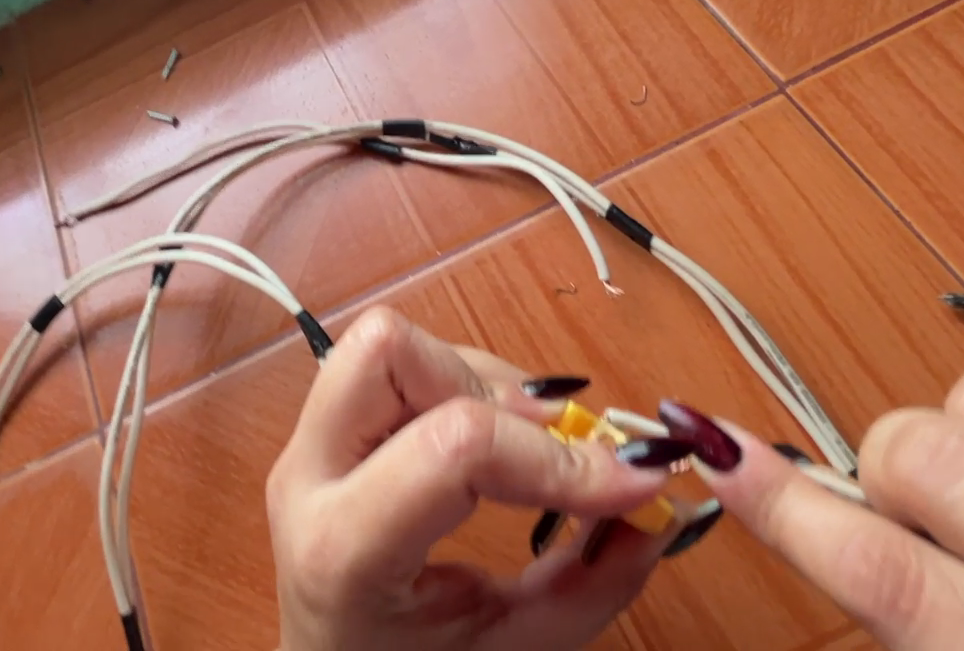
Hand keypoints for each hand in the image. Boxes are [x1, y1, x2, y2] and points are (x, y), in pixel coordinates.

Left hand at [267, 308, 681, 650]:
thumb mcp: (503, 649)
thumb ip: (589, 585)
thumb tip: (658, 509)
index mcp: (342, 549)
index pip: (451, 448)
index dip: (553, 453)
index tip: (630, 475)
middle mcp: (308, 471)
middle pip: (386, 349)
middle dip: (488, 381)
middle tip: (552, 439)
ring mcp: (305, 438)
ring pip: (389, 343)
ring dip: (476, 377)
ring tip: (526, 441)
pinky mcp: (322, 422)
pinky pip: (394, 361)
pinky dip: (459, 380)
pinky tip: (490, 433)